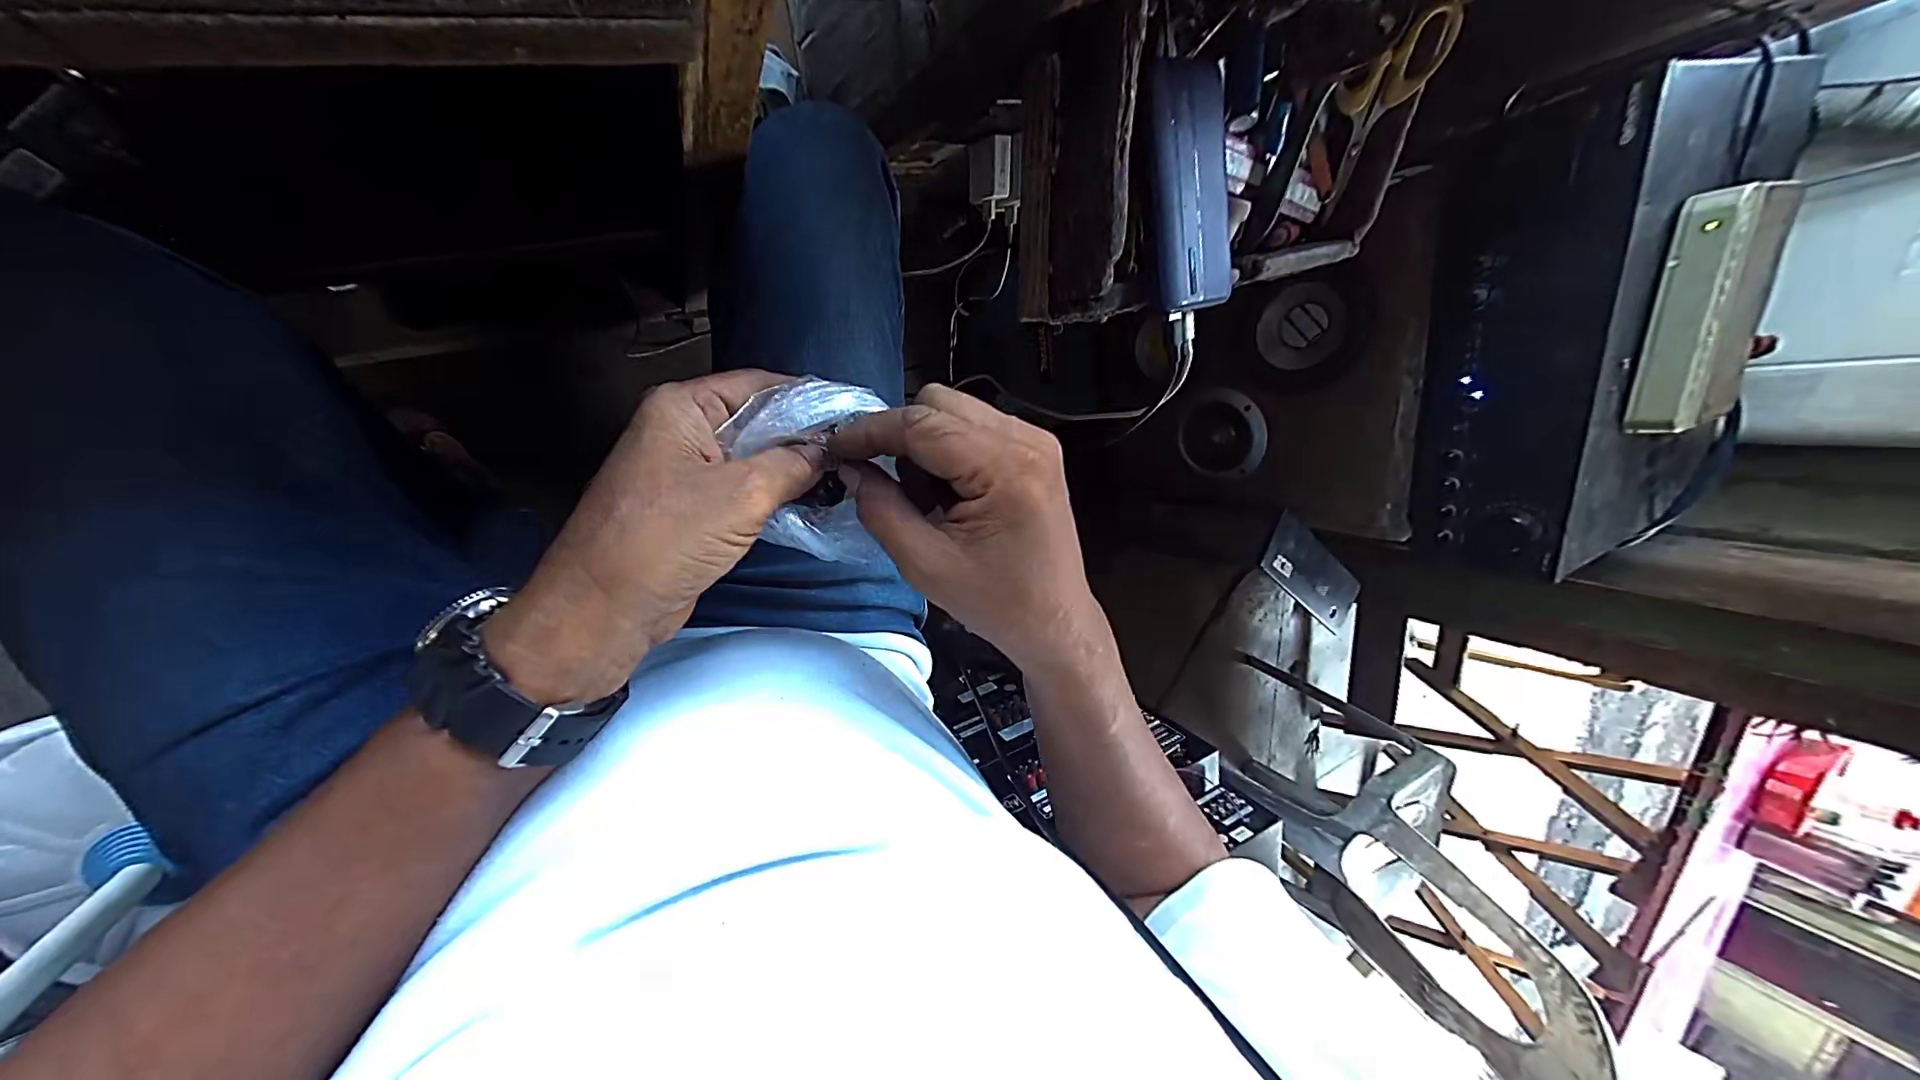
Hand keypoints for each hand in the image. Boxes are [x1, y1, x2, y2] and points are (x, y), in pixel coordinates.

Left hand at [483, 370, 824, 702]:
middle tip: (854, 448)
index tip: (851, 414)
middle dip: (804, 435)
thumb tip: (828, 451)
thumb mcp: (743, 493)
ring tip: (842, 474)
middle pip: (758, 421)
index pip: (758, 384)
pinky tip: (813, 501)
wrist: (608, 609)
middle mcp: (683, 432)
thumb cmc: (666, 539)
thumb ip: (793, 464)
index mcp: (683, 408)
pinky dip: (776, 494)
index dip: (807, 397)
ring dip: (793, 468)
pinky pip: (745, 490)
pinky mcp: (696, 509)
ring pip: (754, 459)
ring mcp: (689, 473)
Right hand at [828, 384, 1107, 672]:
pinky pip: (975, 427)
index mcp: (1007, 467)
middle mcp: (1027, 440)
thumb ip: (881, 509)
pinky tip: (951, 494)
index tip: (836, 447)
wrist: (1054, 621)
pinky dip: (949, 451)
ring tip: (929, 500)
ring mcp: (1036, 441)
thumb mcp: (924, 564)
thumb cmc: (997, 602)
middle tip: (888, 483)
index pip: (922, 423)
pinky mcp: (1035, 450)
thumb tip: (852, 468)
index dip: (870, 431)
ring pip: (955, 410)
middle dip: (900, 436)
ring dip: (924, 445)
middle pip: (938, 402)